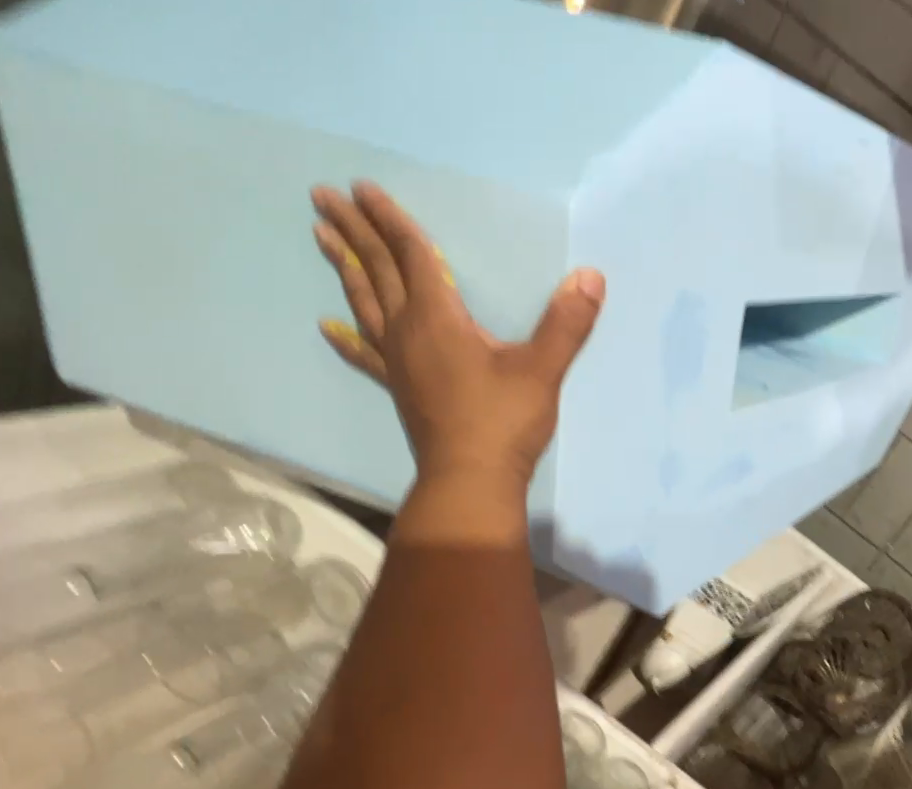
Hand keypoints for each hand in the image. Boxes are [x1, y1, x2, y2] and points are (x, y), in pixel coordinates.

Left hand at [311, 181, 605, 491]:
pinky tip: (326, 326)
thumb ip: (565, 323)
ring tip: (321, 236)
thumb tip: (590, 277)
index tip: (364, 188)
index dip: (392, 221)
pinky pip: (365, 353)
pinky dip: (345, 337)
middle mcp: (409, 331)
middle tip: (323, 196)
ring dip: (345, 268)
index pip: (413, 257)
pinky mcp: (400, 388)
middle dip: (355, 232)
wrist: (470, 477)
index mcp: (439, 319)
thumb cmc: (504, 421)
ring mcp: (398, 361)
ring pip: (365, 303)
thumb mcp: (543, 370)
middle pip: (378, 271)